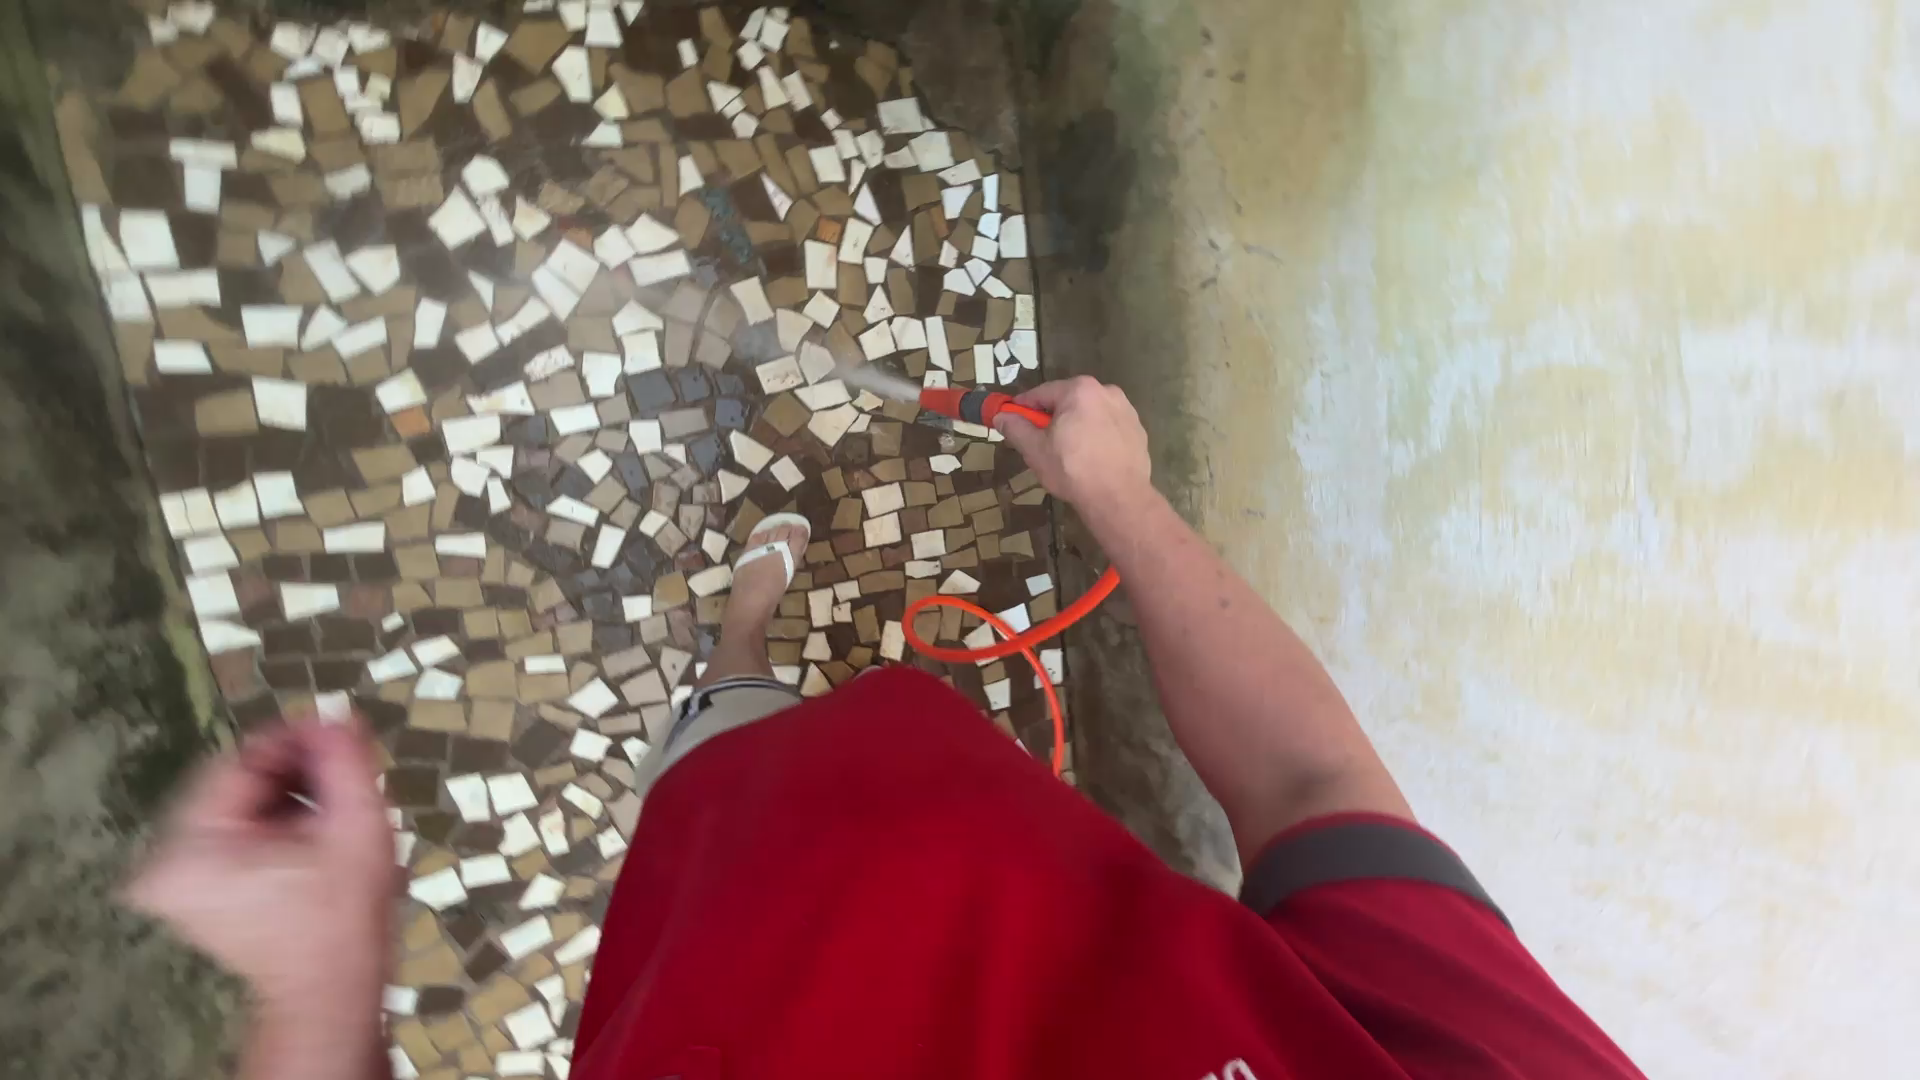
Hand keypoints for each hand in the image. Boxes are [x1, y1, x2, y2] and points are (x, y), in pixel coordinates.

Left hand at [124, 713, 394, 1010]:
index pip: (238, 764)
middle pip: (238, 785)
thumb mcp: (358, 823)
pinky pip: (238, 831)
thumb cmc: (344, 905)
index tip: (344, 726)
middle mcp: (165, 862)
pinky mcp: (194, 889)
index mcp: (191, 847)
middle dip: (299, 769)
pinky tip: (319, 827)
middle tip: (352, 768)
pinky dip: (281, 820)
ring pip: (241, 806)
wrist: (331, 979)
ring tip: (342, 799)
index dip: (294, 738)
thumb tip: (339, 712)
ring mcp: (174, 879)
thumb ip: (346, 762)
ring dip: (294, 793)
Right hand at [993, 377, 1153, 515]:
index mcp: (1079, 390)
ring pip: (1090, 413)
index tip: (1012, 419)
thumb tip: (1001, 416)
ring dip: (1076, 426)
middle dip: (1052, 418)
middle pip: (1068, 401)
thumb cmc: (1072, 469)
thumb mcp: (1035, 450)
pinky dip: (1097, 436)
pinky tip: (1092, 459)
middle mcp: (1106, 391)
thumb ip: (1016, 428)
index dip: (1023, 407)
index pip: (1042, 393)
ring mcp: (1126, 410)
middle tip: (1040, 442)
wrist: (1118, 497)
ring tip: (1068, 453)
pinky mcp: (1138, 429)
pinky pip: (1108, 427)